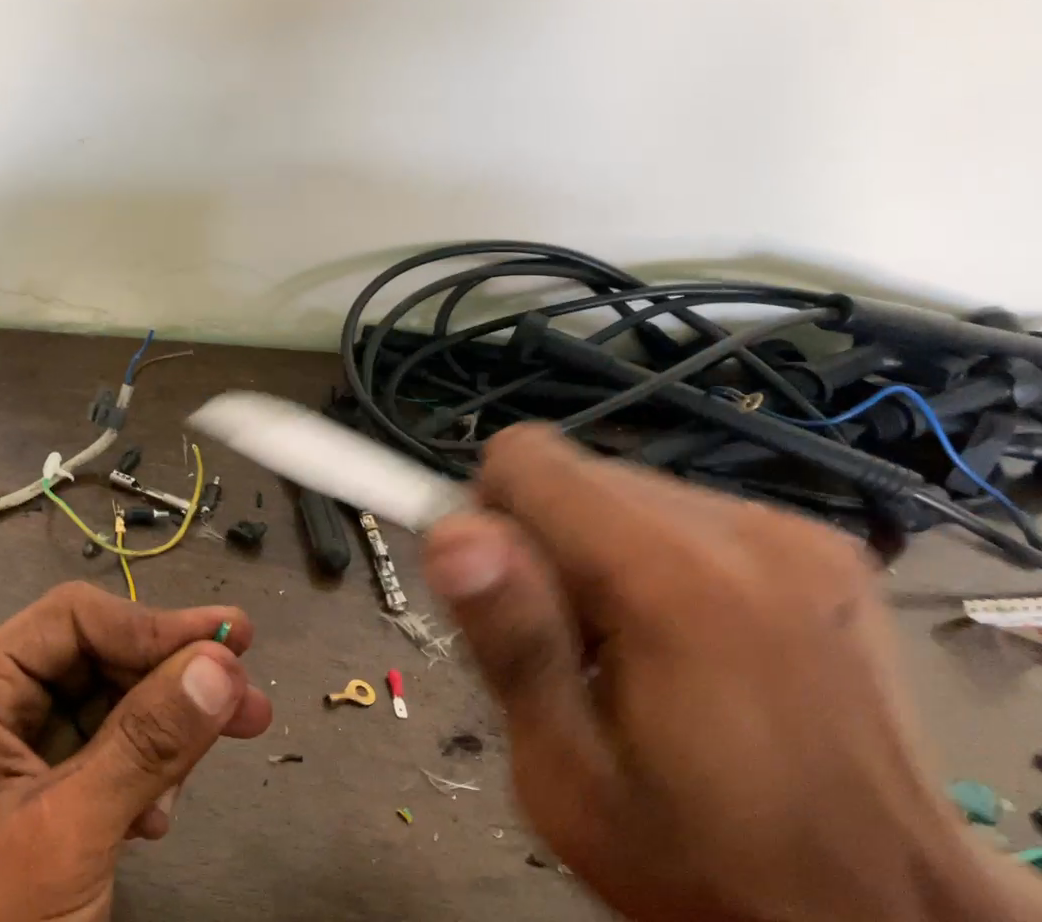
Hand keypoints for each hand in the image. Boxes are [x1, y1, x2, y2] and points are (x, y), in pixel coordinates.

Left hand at [0, 582, 272, 921]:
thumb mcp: (68, 832)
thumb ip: (145, 744)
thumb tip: (220, 663)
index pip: (71, 622)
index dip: (151, 625)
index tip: (231, 644)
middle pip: (95, 663)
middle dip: (170, 679)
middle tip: (249, 702)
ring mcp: (17, 762)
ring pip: (108, 714)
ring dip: (165, 733)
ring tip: (220, 754)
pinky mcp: (40, 807)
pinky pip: (104, 764)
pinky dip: (143, 779)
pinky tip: (158, 819)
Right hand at [424, 425, 1041, 921]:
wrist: (885, 916)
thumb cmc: (700, 859)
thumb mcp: (567, 776)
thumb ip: (510, 640)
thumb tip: (452, 532)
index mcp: (675, 581)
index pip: (525, 460)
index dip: (487, 519)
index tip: (500, 599)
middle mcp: (746, 536)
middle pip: (575, 475)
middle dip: (543, 545)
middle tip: (564, 648)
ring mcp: (797, 538)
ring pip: (625, 491)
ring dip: (596, 554)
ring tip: (623, 654)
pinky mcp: (825, 552)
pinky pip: (684, 514)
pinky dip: (654, 560)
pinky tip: (680, 646)